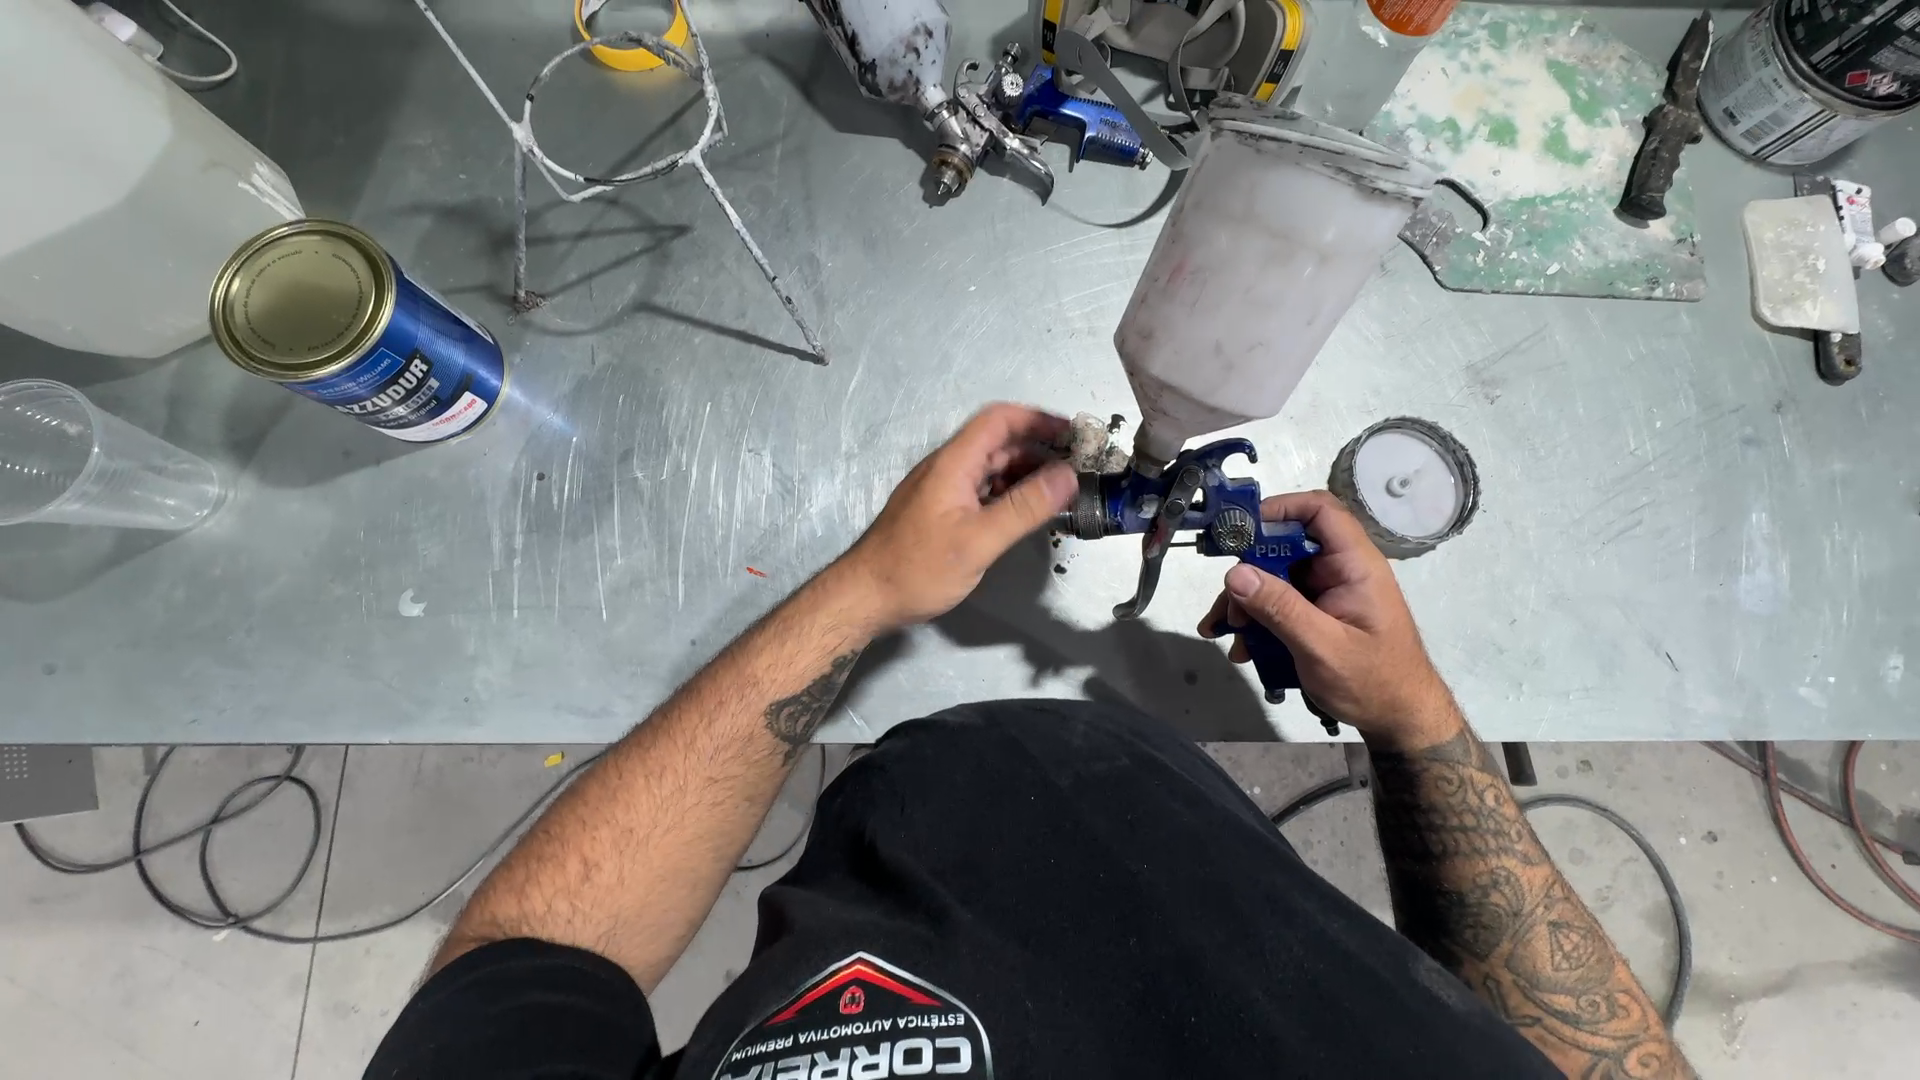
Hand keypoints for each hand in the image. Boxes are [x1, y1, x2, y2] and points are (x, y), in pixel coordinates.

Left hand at [832, 404, 1074, 631]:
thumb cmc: (918, 568)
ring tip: (1062, 492)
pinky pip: (982, 491)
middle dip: (1039, 449)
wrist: (866, 597)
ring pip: (992, 469)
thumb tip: (1069, 475)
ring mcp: (943, 491)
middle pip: (998, 443)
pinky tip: (1028, 513)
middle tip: (1078, 468)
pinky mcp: (942, 513)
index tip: (1073, 435)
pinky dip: (1009, 495)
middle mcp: (948, 469)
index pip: (999, 420)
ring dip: (1027, 474)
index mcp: (953, 463)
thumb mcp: (978, 540)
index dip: (1037, 419)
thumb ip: (1024, 507)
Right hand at [1197, 490, 1460, 748]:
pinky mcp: (1317, 614)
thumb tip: (1235, 572)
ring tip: (1225, 633)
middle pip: (1283, 548)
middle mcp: (1339, 571)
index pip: (1319, 511)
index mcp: (1354, 565)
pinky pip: (1277, 604)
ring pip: (1273, 578)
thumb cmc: (1374, 683)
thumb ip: (1280, 608)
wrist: (1401, 722)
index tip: (1239, 531)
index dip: (1279, 509)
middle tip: (1228, 608)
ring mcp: (1327, 593)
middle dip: (1247, 573)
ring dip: (1245, 603)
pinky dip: (1255, 622)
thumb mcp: (1322, 647)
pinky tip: (1242, 648)